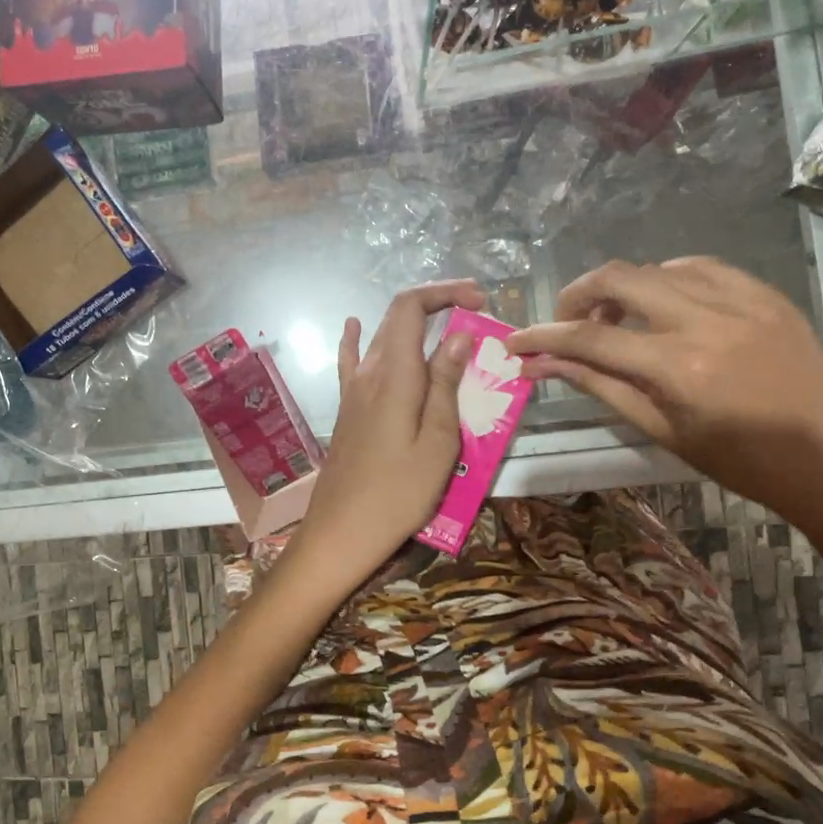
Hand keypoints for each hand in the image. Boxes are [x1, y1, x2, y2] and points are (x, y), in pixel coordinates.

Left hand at [290, 280, 483, 585]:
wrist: (342, 530)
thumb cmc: (398, 493)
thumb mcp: (437, 442)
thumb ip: (446, 385)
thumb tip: (458, 335)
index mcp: (393, 375)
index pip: (410, 307)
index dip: (444, 292)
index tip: (480, 301)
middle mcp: (368, 374)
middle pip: (396, 318)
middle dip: (436, 305)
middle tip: (476, 317)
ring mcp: (352, 392)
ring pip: (380, 339)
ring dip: (413, 327)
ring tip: (448, 333)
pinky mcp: (347, 411)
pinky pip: (352, 362)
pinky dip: (357, 339)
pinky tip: (353, 327)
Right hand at [503, 258, 822, 517]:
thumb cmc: (738, 461)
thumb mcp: (660, 429)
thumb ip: (598, 387)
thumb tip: (541, 367)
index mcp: (679, 368)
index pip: (590, 338)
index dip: (544, 337)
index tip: (516, 342)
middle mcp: (707, 322)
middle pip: (620, 279)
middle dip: (578, 294)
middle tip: (567, 321)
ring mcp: (742, 302)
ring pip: (658, 268)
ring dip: (623, 287)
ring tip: (617, 318)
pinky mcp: (766, 296)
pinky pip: (703, 267)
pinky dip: (668, 279)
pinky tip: (663, 302)